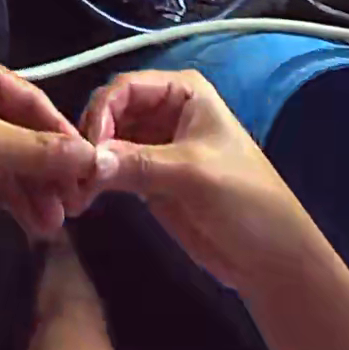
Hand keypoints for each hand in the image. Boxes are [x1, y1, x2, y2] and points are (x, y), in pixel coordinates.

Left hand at [0, 54, 97, 249]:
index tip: (91, 165)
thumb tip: (93, 155)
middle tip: (78, 201)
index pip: (34, 100)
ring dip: (40, 190)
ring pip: (20, 160)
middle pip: (29, 132)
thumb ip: (40, 151)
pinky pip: (7, 180)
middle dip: (52, 168)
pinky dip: (23, 200)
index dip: (62, 133)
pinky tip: (40, 225)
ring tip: (58, 222)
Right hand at [80, 69, 309, 289]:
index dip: (103, 110)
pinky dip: (96, 175)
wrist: (272, 262)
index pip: (126, 87)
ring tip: (76, 185)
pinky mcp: (145, 172)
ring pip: (106, 136)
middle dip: (92, 134)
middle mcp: (163, 108)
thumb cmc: (245, 202)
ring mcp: (153, 140)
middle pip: (111, 108)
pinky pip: (111, 163)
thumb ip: (140, 163)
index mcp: (181, 92)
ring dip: (90, 157)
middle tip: (77, 168)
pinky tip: (85, 193)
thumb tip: (90, 159)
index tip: (89, 145)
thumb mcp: (194, 175)